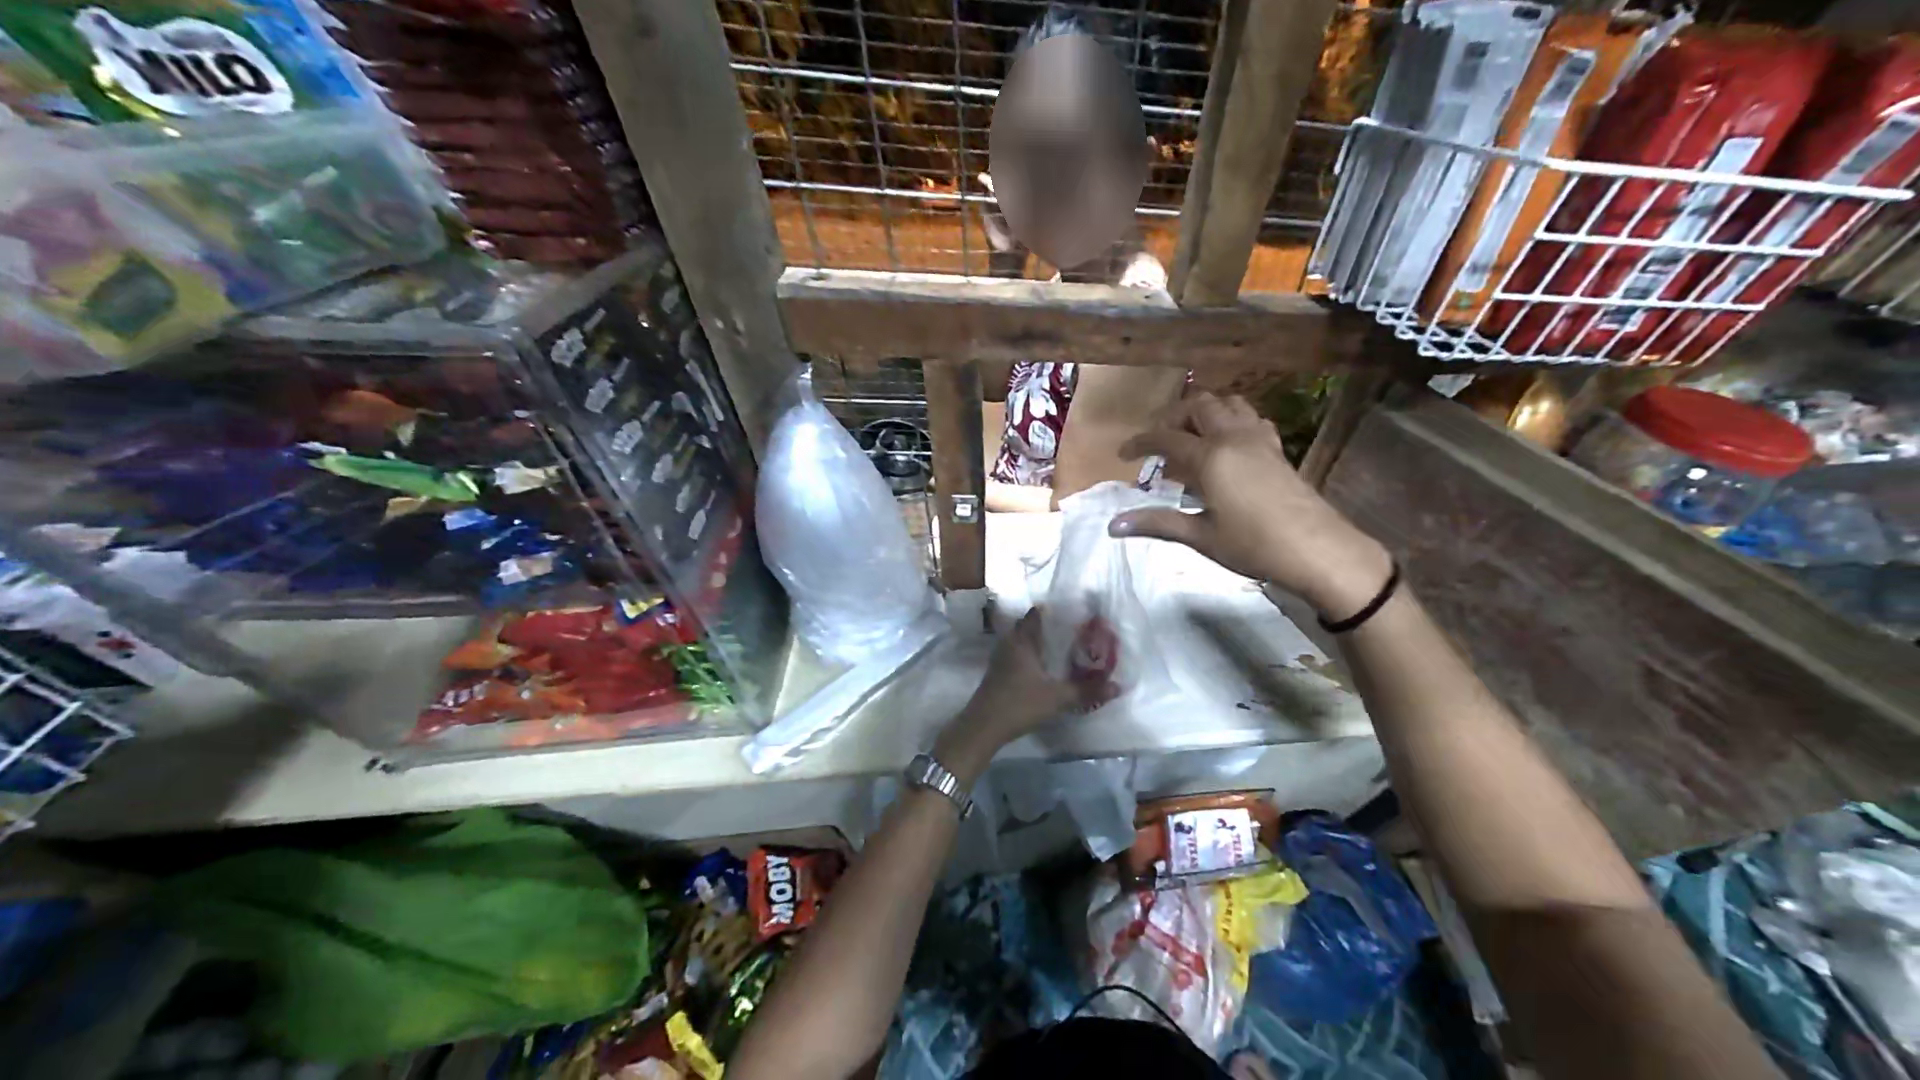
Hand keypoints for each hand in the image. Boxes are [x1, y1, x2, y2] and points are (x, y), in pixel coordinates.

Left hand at [933, 608, 1080, 781]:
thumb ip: (1087, 691)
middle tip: (1078, 632)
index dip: (1056, 610)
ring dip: (1043, 644)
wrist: (982, 727)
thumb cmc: (1019, 704)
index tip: (1077, 613)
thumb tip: (1119, 686)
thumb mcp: (1057, 698)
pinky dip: (1034, 658)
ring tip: (1068, 649)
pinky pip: (1020, 656)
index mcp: (1021, 639)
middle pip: (1031, 627)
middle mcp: (1009, 643)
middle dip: (1053, 628)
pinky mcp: (998, 673)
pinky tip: (1049, 669)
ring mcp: (1001, 658)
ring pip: (1025, 643)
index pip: (1037, 613)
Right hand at [1110, 392, 1393, 620]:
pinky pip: (1251, 419)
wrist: (1318, 551)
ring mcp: (1259, 440)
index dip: (1140, 443)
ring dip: (1205, 413)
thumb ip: (1156, 523)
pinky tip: (1227, 446)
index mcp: (1210, 457)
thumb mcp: (1200, 537)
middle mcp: (1233, 438)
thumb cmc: (1253, 546)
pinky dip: (1232, 421)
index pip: (1165, 438)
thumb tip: (1112, 526)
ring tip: (1191, 438)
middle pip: (1198, 406)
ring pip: (1228, 404)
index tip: (1124, 455)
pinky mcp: (1277, 449)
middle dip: (1173, 418)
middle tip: (1159, 444)